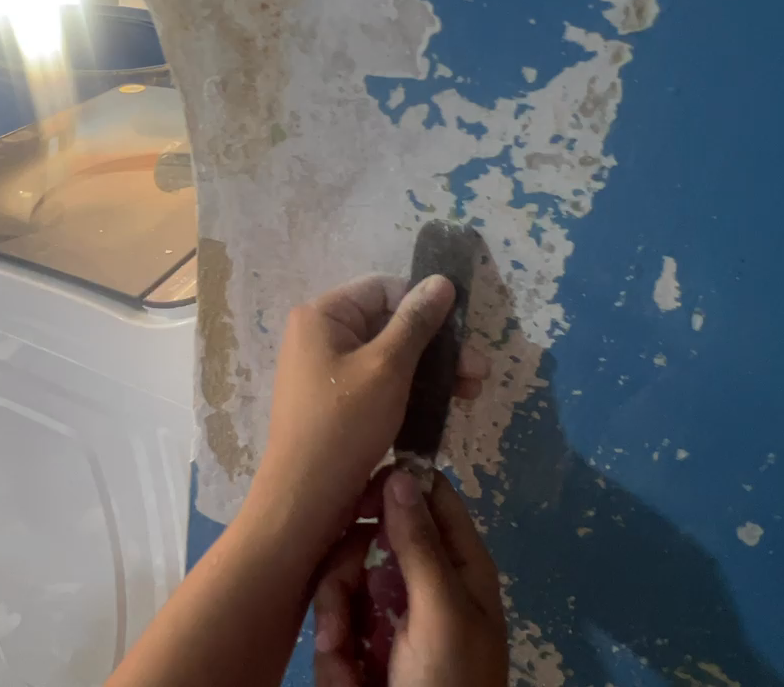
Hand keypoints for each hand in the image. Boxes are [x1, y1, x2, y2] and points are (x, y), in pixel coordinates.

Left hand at [242, 274, 485, 550]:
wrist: (304, 502)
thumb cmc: (344, 425)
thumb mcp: (388, 368)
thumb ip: (417, 322)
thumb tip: (442, 280)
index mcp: (323, 315)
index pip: (383, 289)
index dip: (424, 305)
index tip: (461, 331)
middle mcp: (321, 334)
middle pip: (389, 323)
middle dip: (437, 345)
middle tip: (479, 370)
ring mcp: (327, 369)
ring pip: (389, 355)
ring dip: (431, 370)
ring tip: (472, 392)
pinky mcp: (337, 400)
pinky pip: (379, 381)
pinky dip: (410, 389)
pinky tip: (444, 405)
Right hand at [311, 469, 506, 686]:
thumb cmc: (449, 686)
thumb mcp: (442, 611)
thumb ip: (420, 543)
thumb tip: (401, 471)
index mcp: (458, 563)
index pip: (428, 496)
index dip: (394, 488)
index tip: (360, 499)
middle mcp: (423, 579)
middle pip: (374, 534)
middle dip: (350, 565)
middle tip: (345, 594)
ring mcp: (393, 612)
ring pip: (347, 576)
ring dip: (336, 613)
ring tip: (342, 653)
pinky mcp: (366, 645)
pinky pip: (337, 621)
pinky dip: (334, 649)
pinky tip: (345, 672)